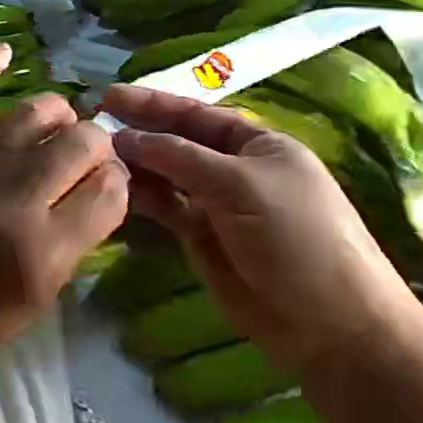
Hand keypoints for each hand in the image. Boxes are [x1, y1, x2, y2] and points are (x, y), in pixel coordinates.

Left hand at [0, 46, 127, 362]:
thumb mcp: (49, 289)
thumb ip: (86, 232)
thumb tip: (110, 176)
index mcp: (42, 245)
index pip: (110, 189)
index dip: (117, 183)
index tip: (108, 186)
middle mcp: (13, 193)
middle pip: (82, 141)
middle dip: (98, 148)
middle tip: (85, 162)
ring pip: (40, 109)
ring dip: (61, 118)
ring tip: (58, 133)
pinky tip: (7, 50)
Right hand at [102, 85, 422, 366]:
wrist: (331, 327)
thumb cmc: (297, 238)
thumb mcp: (240, 185)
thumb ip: (179, 156)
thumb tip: (124, 135)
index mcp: (257, 142)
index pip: (196, 113)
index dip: (153, 103)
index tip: (110, 95)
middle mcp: (234, 167)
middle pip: (177, 140)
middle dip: (138, 130)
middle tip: (91, 124)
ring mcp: (217, 203)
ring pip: (166, 174)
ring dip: (134, 163)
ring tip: (93, 156)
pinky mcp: (202, 237)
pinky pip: (166, 206)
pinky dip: (141, 196)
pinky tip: (113, 187)